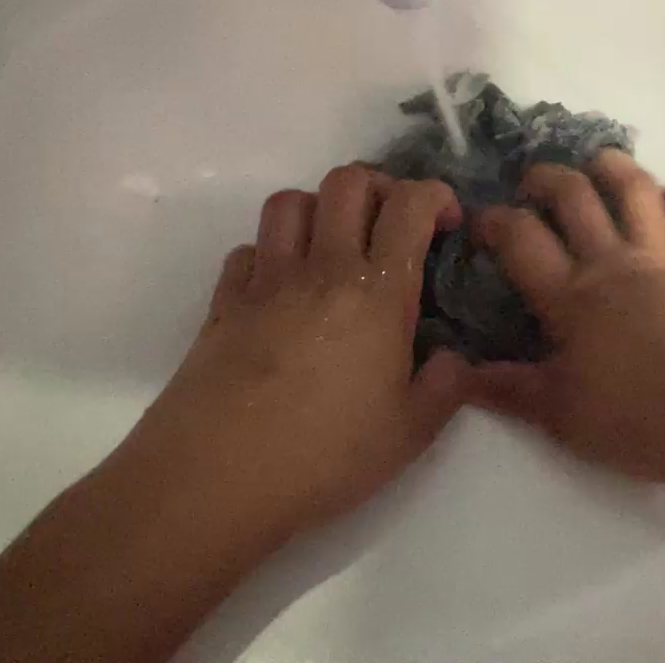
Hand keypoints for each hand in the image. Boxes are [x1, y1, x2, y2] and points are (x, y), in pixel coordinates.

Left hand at [112, 165, 471, 539]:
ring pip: (290, 202)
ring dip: (321, 210)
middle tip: (393, 225)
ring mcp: (267, 281)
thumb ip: (447, 385)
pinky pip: (248, 250)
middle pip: (348, 181)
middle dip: (380, 186)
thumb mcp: (411, 431)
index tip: (446, 224)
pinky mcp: (222, 303)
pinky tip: (283, 290)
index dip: (435, 195)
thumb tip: (454, 357)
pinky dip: (270, 255)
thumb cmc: (323, 455)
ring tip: (336, 247)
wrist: (210, 484)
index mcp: (378, 290)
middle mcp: (324, 268)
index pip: (410, 204)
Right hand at [471, 150, 664, 490]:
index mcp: (572, 297)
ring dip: (612, 166)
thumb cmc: (643, 420)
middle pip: (575, 197)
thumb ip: (509, 389)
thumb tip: (458, 371)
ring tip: (596, 163)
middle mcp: (614, 262)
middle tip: (532, 180)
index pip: (522, 239)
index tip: (482, 218)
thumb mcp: (562, 416)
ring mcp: (664, 257)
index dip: (495, 220)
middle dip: (547, 177)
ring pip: (635, 189)